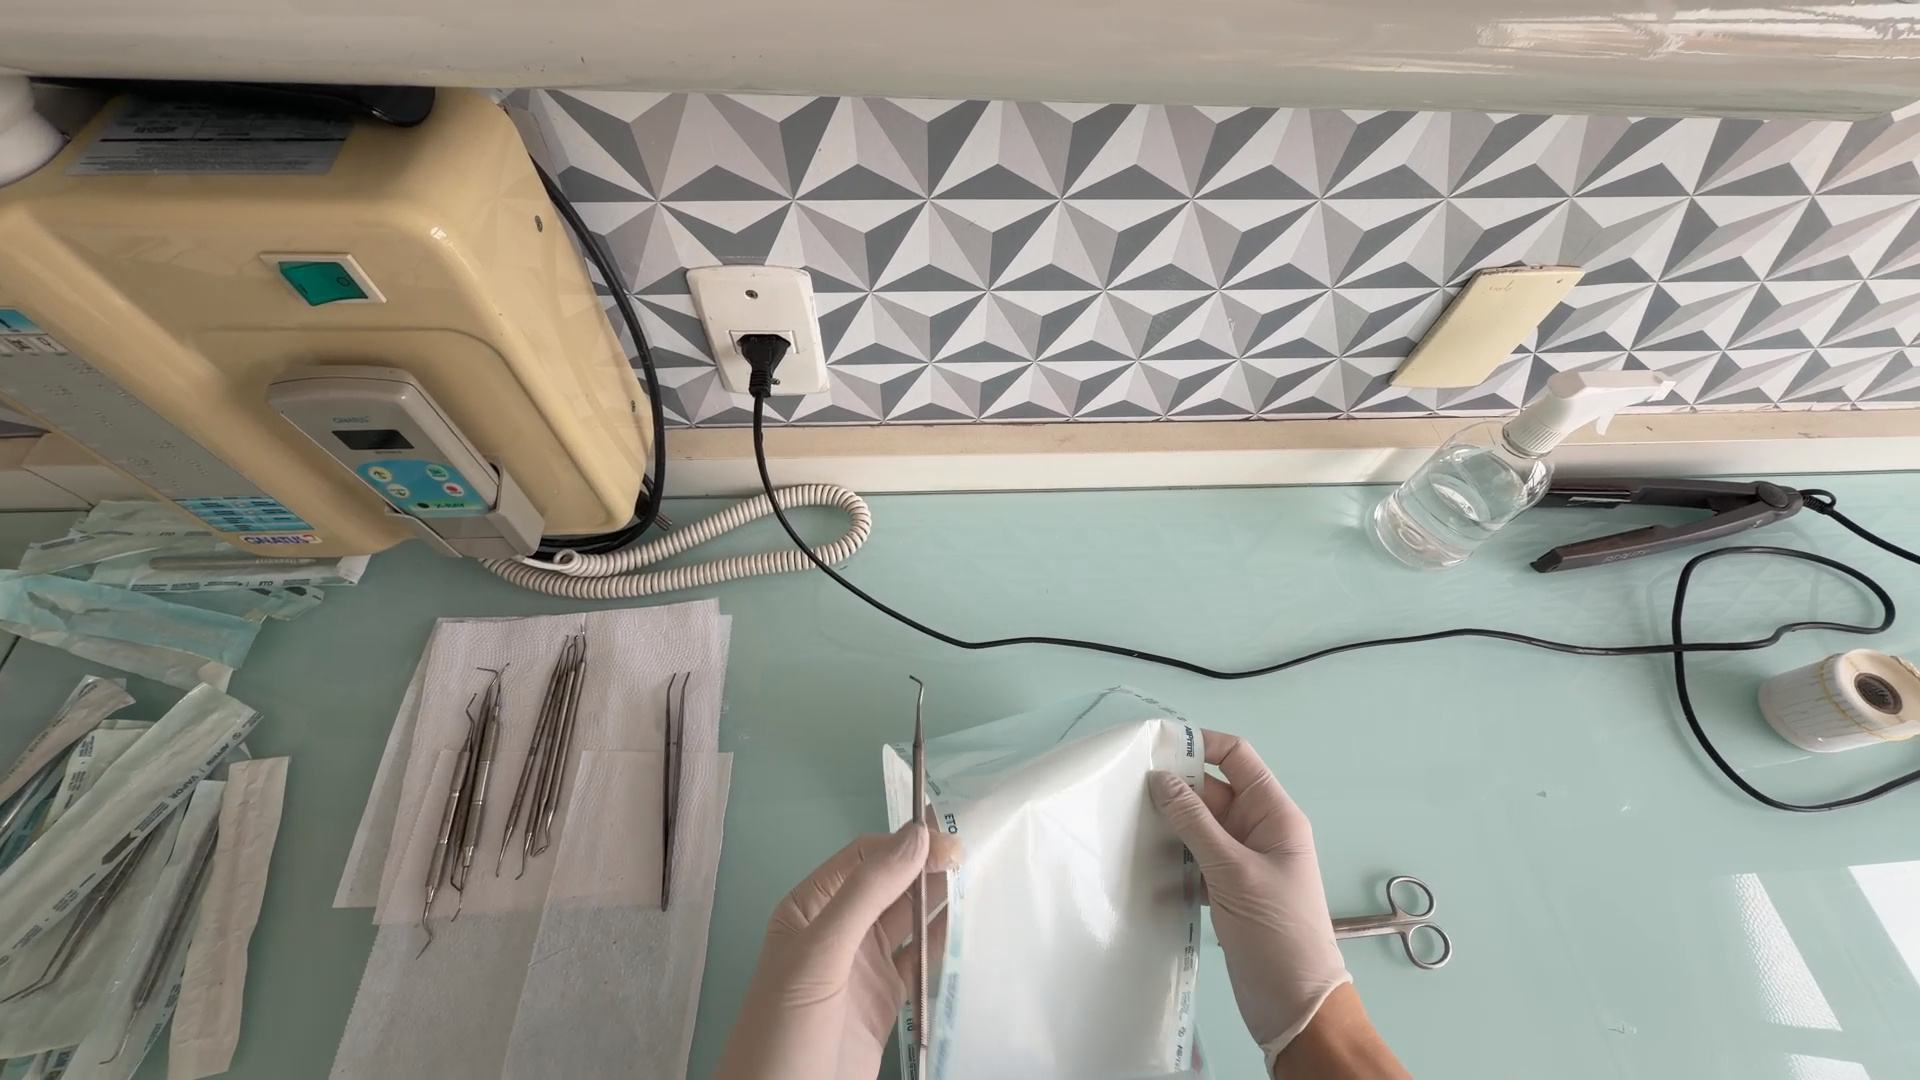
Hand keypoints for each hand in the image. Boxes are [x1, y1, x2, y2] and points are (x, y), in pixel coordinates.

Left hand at [715, 822, 958, 1079]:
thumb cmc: (785, 1030)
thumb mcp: (820, 954)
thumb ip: (866, 893)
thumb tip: (916, 834)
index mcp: (812, 907)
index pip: (864, 859)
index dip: (905, 845)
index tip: (949, 844)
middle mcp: (839, 930)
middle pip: (890, 884)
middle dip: (927, 866)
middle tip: (974, 857)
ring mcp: (863, 967)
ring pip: (909, 920)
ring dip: (939, 901)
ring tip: (979, 881)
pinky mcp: (885, 1003)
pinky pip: (919, 962)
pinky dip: (942, 944)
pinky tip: (967, 928)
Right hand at [1149, 731, 1351, 1065]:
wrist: (1297, 1009)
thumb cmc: (1277, 932)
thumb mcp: (1234, 872)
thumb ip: (1195, 823)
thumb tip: (1160, 778)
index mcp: (1273, 815)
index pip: (1237, 758)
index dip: (1202, 743)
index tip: (1158, 744)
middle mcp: (1257, 829)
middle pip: (1211, 790)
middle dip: (1175, 786)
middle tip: (1129, 785)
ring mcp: (1241, 859)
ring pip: (1198, 824)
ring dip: (1169, 822)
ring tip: (1128, 819)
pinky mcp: (1226, 886)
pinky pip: (1193, 855)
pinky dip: (1172, 855)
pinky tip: (1144, 860)